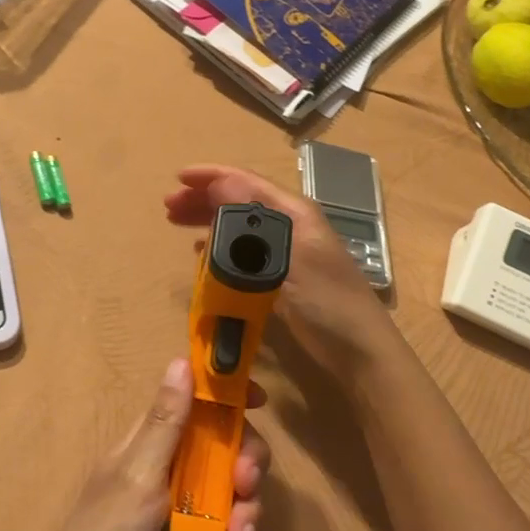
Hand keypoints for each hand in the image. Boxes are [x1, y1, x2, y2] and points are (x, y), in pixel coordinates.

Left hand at [31, 357, 267, 530]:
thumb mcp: (138, 474)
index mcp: (152, 440)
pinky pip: (232, 524)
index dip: (226, 394)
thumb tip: (181, 360)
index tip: (258, 398)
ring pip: (234, 485)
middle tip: (246, 479)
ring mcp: (186, 505)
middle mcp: (172, 466)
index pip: (194, 401)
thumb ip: (166, 422)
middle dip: (245, 456)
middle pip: (225, 442)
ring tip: (241, 529)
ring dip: (247, 501)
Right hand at [165, 164, 398, 380]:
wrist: (360, 353)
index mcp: (295, 214)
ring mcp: (286, 254)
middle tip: (168, 207)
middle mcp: (290, 227)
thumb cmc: (328, 302)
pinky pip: (243, 254)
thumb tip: (221, 182)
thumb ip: (255, 221)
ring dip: (209, 221)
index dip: (213, 177)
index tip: (178, 179)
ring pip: (241, 226)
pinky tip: (203, 253)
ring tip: (178, 224)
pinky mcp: (281, 280)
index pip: (247, 183)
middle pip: (241, 202)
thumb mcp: (289, 257)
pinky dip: (220, 248)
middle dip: (204, 199)